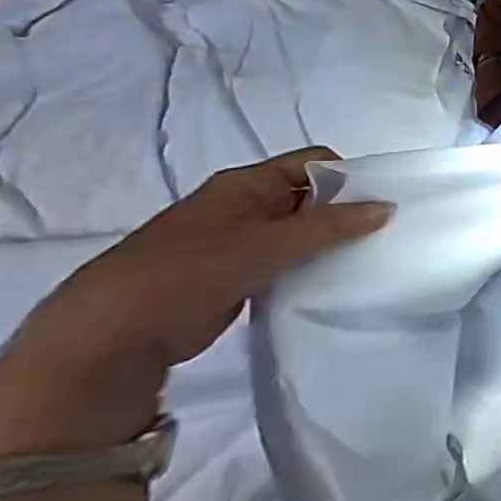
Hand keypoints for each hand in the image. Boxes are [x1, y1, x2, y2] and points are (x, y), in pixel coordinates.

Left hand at [0, 148, 391, 455]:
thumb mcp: (265, 244)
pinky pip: (290, 262)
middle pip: (312, 197)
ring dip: (332, 243)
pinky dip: (313, 268)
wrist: (113, 337)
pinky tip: (338, 281)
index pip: (314, 163)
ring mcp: (242, 242)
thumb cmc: (187, 272)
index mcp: (246, 183)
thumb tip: (388, 207)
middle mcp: (246, 206)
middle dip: (348, 211)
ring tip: (372, 258)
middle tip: (387, 233)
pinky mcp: (241, 276)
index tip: (386, 201)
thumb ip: (329, 226)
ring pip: (303, 232)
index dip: (350, 176)